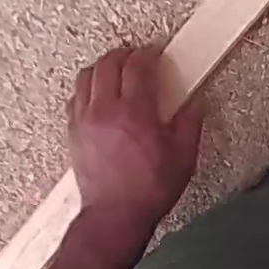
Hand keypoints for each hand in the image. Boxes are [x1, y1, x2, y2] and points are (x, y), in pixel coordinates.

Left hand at [66, 46, 202, 229]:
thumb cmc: (148, 191)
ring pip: (87, 75)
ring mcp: (85, 120)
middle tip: (137, 56)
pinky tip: (98, 94)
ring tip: (116, 70)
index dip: (149, 53)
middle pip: (109, 63)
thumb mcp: (183, 158)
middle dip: (125, 53)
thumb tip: (195, 104)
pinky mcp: (74, 132)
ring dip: (103, 66)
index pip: (139, 66)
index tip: (156, 52)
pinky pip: (75, 97)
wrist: (116, 215)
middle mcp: (106, 110)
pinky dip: (87, 88)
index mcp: (136, 112)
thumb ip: (189, 124)